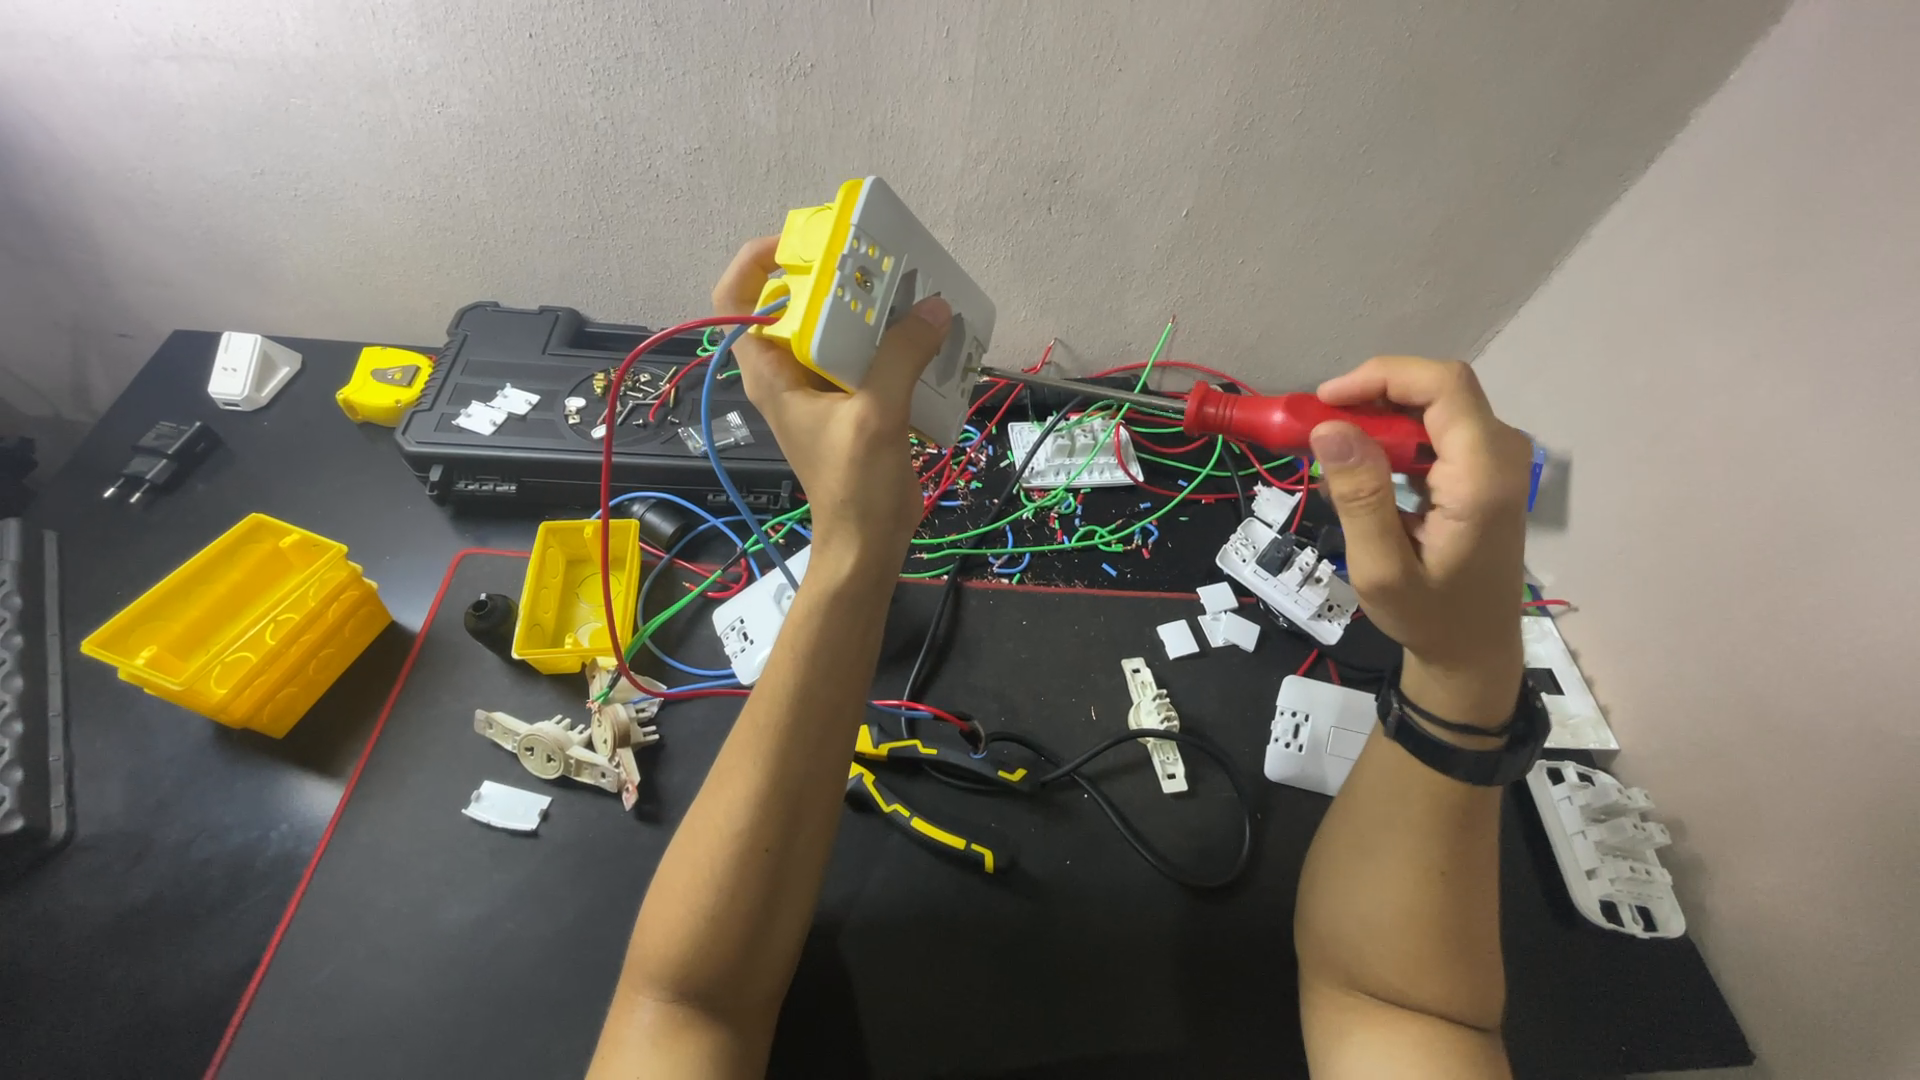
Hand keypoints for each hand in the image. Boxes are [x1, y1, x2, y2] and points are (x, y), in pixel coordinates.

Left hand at [713, 237, 950, 574]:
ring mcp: (820, 393)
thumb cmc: (855, 484)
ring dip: (865, 312)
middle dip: (830, 280)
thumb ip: (902, 357)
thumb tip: (934, 308)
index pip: (736, 302)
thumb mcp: (876, 415)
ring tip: (905, 293)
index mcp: (772, 375)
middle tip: (873, 263)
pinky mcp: (850, 408)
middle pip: (794, 309)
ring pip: (833, 335)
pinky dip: (886, 345)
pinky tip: (921, 338)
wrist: (868, 542)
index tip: (801, 243)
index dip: (756, 262)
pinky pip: (862, 361)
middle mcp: (790, 377)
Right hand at [1311, 357, 1533, 725]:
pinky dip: (1391, 438)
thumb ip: (1359, 495)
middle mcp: (1500, 456)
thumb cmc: (1427, 616)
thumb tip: (1330, 427)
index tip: (1324, 403)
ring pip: (1434, 408)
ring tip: (1329, 452)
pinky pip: (1435, 433)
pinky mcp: (1482, 474)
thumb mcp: (1380, 567)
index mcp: (1482, 476)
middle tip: (1316, 429)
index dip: (1379, 377)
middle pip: (1438, 390)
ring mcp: (1495, 463)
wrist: (1471, 650)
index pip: (1443, 386)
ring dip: (1377, 417)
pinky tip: (1359, 470)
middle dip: (1370, 396)